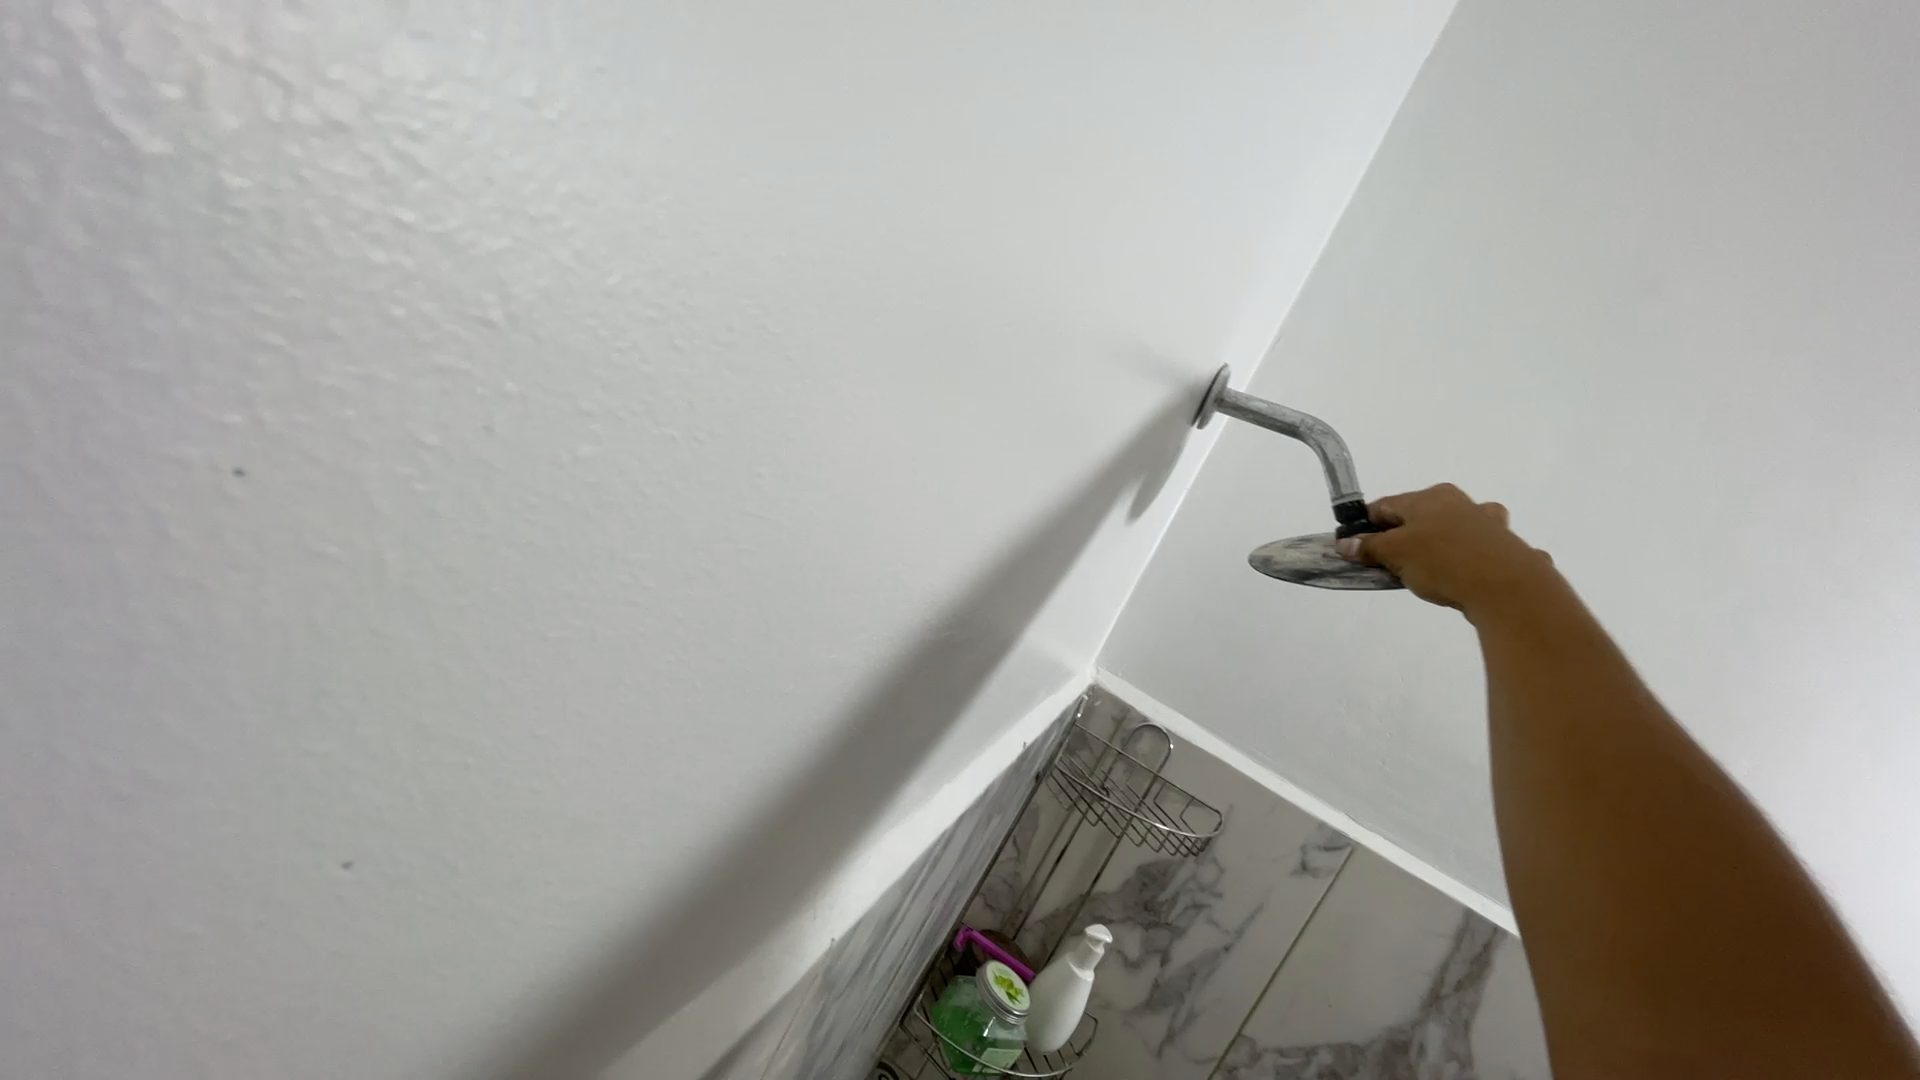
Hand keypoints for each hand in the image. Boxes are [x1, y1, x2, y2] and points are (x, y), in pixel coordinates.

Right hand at [1335, 483, 1558, 616]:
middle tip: (1389, 564)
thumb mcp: (1394, 554)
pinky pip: (1478, 549)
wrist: (1508, 589)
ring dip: (1438, 543)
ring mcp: (1488, 523)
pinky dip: (1468, 557)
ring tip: (1429, 568)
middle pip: (1417, 517)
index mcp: (1430, 497)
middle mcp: (1460, 502)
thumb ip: (1369, 547)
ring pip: (1451, 529)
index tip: (1356, 549)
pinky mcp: (1507, 547)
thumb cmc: (1442, 562)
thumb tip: (1346, 543)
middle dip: (1401, 537)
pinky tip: (1465, 573)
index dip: (1365, 527)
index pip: (1384, 507)